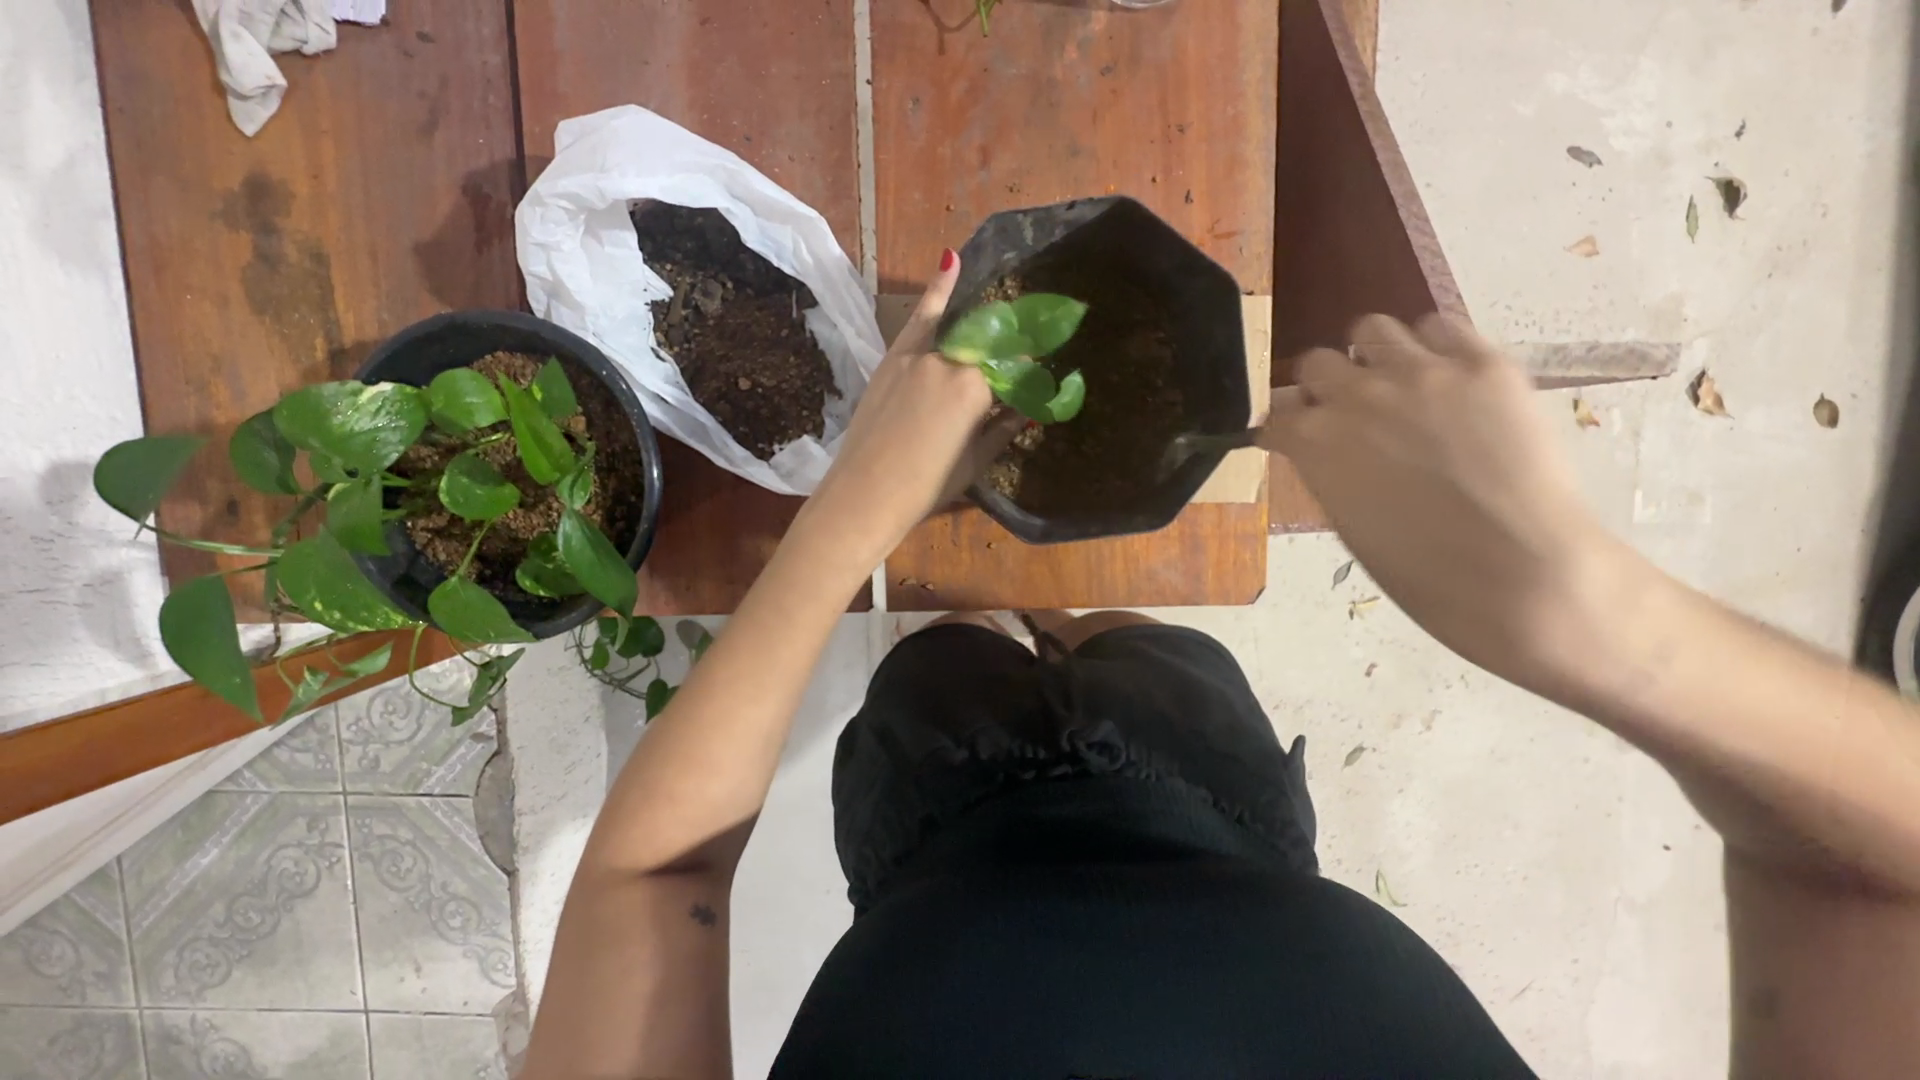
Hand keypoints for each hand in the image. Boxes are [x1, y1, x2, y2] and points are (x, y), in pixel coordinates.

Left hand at [799, 251, 1017, 567]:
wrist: (864, 495)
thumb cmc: (925, 488)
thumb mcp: (974, 462)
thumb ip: (1003, 429)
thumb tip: (1027, 410)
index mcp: (975, 388)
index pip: (1014, 366)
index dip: (1027, 374)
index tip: (1035, 382)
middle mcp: (949, 361)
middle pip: (988, 348)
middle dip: (1007, 352)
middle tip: (1020, 359)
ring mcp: (917, 355)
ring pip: (959, 333)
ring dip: (981, 330)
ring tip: (1003, 321)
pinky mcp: (893, 358)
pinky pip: (921, 317)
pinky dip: (938, 290)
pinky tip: (950, 261)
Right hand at [1261, 314, 1643, 685]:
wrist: (1521, 571)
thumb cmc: (1424, 572)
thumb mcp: (1347, 522)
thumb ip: (1328, 471)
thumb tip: (1331, 452)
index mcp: (1314, 443)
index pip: (1278, 415)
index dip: (1288, 428)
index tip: (1298, 439)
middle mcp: (1357, 395)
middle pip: (1317, 363)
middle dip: (1324, 386)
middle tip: (1349, 412)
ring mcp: (1422, 372)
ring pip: (1373, 329)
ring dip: (1373, 356)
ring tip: (1397, 384)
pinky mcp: (1483, 363)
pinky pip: (1441, 327)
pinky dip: (1432, 346)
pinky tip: (1445, 377)